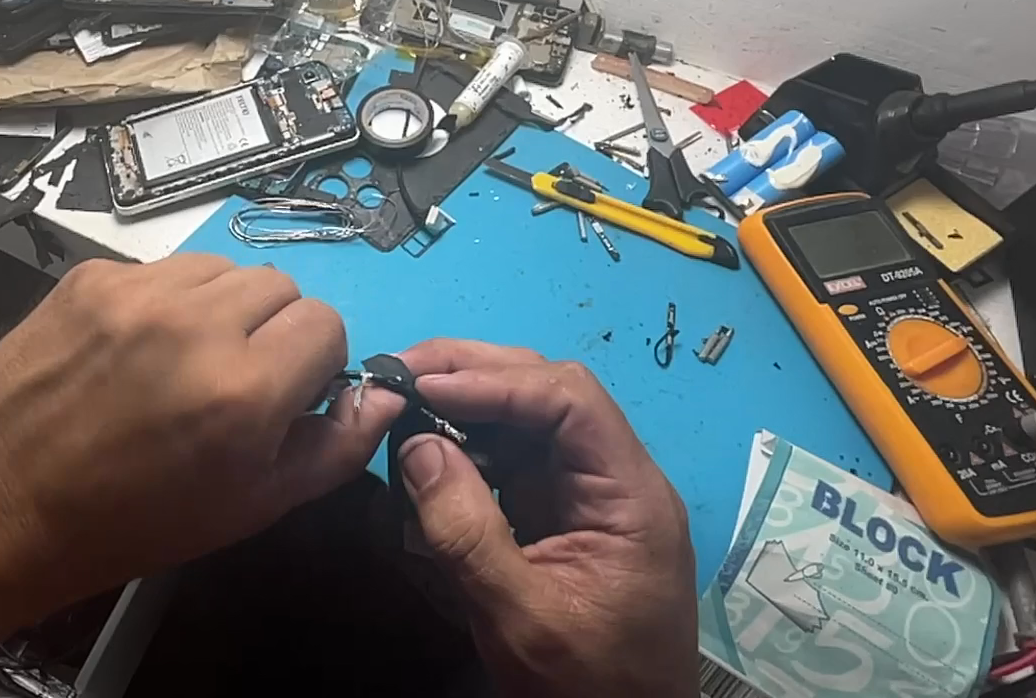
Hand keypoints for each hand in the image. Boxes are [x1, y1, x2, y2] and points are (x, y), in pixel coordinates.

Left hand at [0, 254, 401, 621]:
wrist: (0, 505)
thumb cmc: (135, 519)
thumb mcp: (251, 505)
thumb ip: (335, 448)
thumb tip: (384, 395)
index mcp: (243, 388)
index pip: (326, 322)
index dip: (313, 360)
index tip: (283, 388)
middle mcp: (195, 323)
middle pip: (279, 286)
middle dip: (271, 328)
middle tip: (232, 374)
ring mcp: (137, 290)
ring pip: (224, 267)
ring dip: (221, 305)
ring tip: (182, 355)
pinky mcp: (93, 275)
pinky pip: (163, 268)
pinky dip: (166, 300)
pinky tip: (134, 345)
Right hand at [396, 339, 696, 697]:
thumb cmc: (584, 687)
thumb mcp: (521, 619)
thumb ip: (467, 533)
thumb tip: (416, 444)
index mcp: (630, 494)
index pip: (570, 399)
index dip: (497, 381)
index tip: (428, 387)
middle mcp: (612, 472)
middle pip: (548, 387)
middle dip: (475, 370)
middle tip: (405, 369)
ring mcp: (583, 482)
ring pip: (527, 406)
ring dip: (467, 390)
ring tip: (409, 388)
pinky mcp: (555, 496)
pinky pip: (512, 443)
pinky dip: (467, 429)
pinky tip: (432, 432)